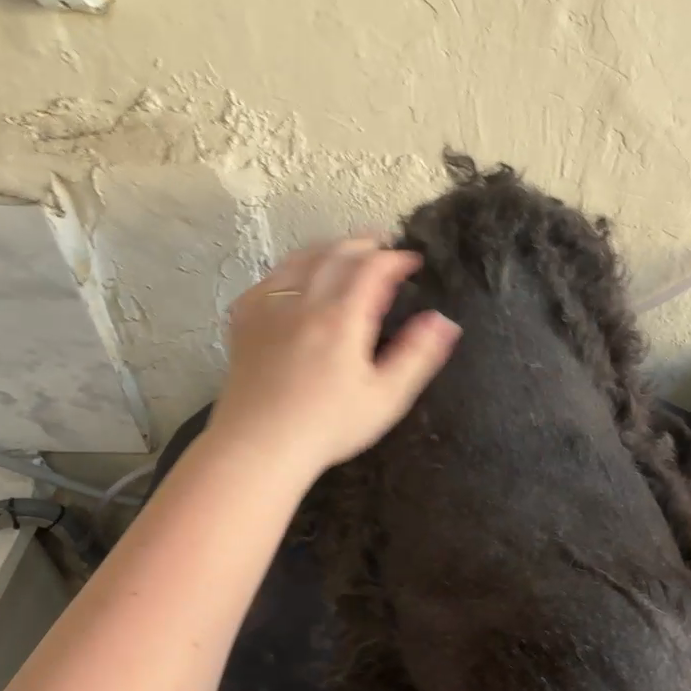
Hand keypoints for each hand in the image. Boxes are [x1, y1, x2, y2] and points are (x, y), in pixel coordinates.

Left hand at [206, 239, 459, 472]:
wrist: (259, 446)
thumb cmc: (328, 426)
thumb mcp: (386, 397)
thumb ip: (417, 355)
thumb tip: (445, 322)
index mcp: (341, 316)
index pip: (373, 267)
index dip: (397, 258)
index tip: (414, 261)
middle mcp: (304, 301)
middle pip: (337, 253)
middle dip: (365, 244)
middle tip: (385, 247)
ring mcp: (269, 306)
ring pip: (302, 258)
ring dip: (330, 248)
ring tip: (348, 252)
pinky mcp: (245, 319)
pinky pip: (271, 276)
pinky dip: (293, 268)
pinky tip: (300, 278)